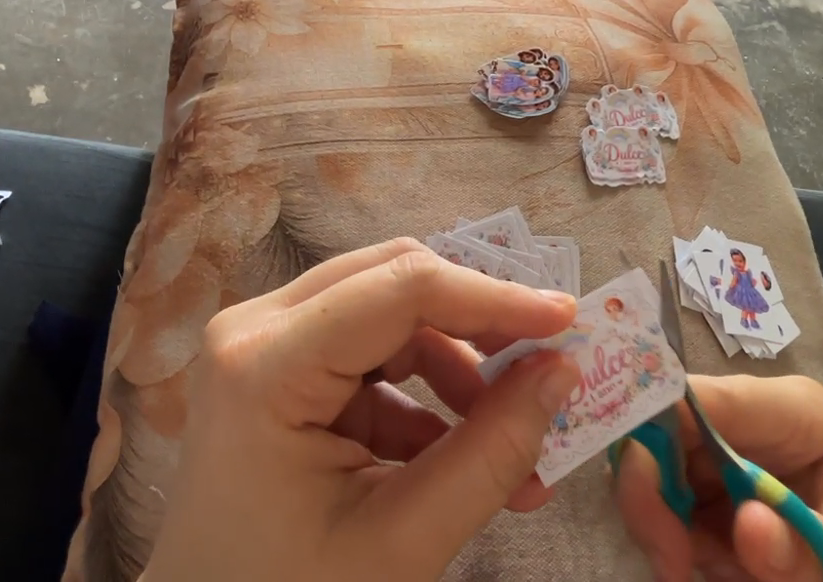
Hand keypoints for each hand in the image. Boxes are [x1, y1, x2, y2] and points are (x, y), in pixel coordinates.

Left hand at [142, 238, 581, 581]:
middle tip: (545, 367)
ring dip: (456, 369)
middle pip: (393, 281)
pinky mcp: (278, 365)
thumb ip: (490, 454)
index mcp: (265, 363)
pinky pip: (370, 354)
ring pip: (388, 313)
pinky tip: (464, 453)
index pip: (400, 288)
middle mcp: (255, 326)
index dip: (492, 297)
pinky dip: (423, 396)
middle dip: (476, 324)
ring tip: (512, 443)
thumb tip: (562, 373)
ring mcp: (262, 341)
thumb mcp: (401, 540)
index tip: (567, 320)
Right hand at [615, 375, 822, 581]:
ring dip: (649, 517)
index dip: (663, 428)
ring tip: (679, 570)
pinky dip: (654, 534)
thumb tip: (751, 519)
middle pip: (664, 423)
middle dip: (649, 485)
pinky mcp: (692, 487)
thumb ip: (809, 553)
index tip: (649, 498)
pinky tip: (681, 568)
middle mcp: (743, 419)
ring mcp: (712, 451)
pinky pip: (648, 495)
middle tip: (667, 556)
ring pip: (644, 458)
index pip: (711, 398)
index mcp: (794, 412)